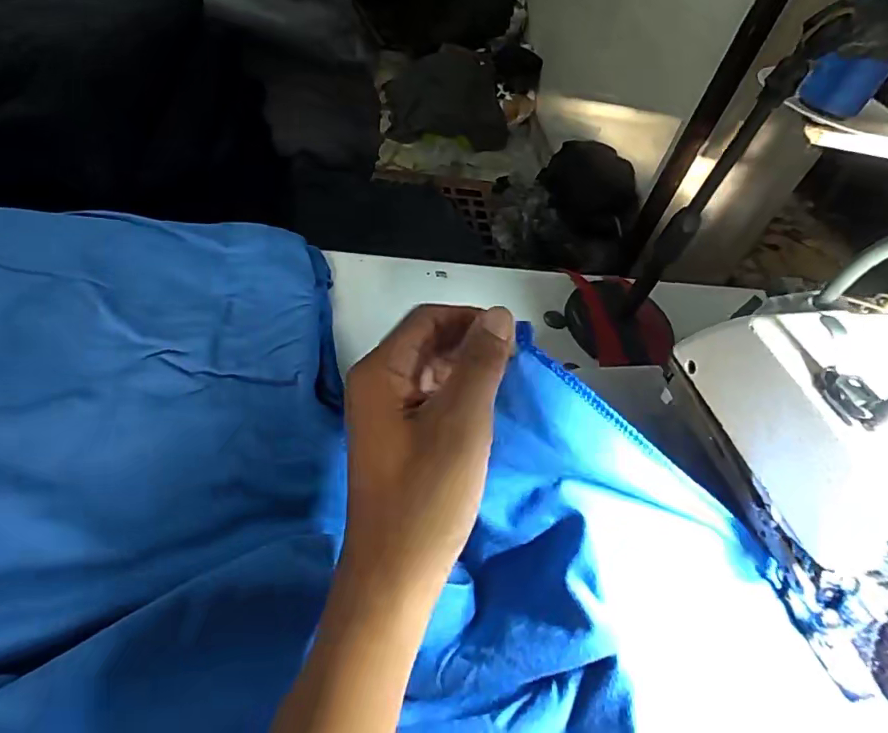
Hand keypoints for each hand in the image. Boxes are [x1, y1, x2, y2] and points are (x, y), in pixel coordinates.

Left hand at [341, 304, 514, 592]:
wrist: (394, 573)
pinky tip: (482, 407)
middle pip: (424, 341)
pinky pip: (426, 397)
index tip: (512, 336)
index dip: (469, 319)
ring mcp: (381, 411)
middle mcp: (373, 383)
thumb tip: (497, 314)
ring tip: (505, 380)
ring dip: (464, 367)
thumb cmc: (427, 496)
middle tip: (514, 358)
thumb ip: (479, 363)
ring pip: (427, 370)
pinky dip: (455, 392)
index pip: (425, 320)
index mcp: (379, 371)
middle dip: (468, 341)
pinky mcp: (393, 436)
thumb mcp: (461, 423)